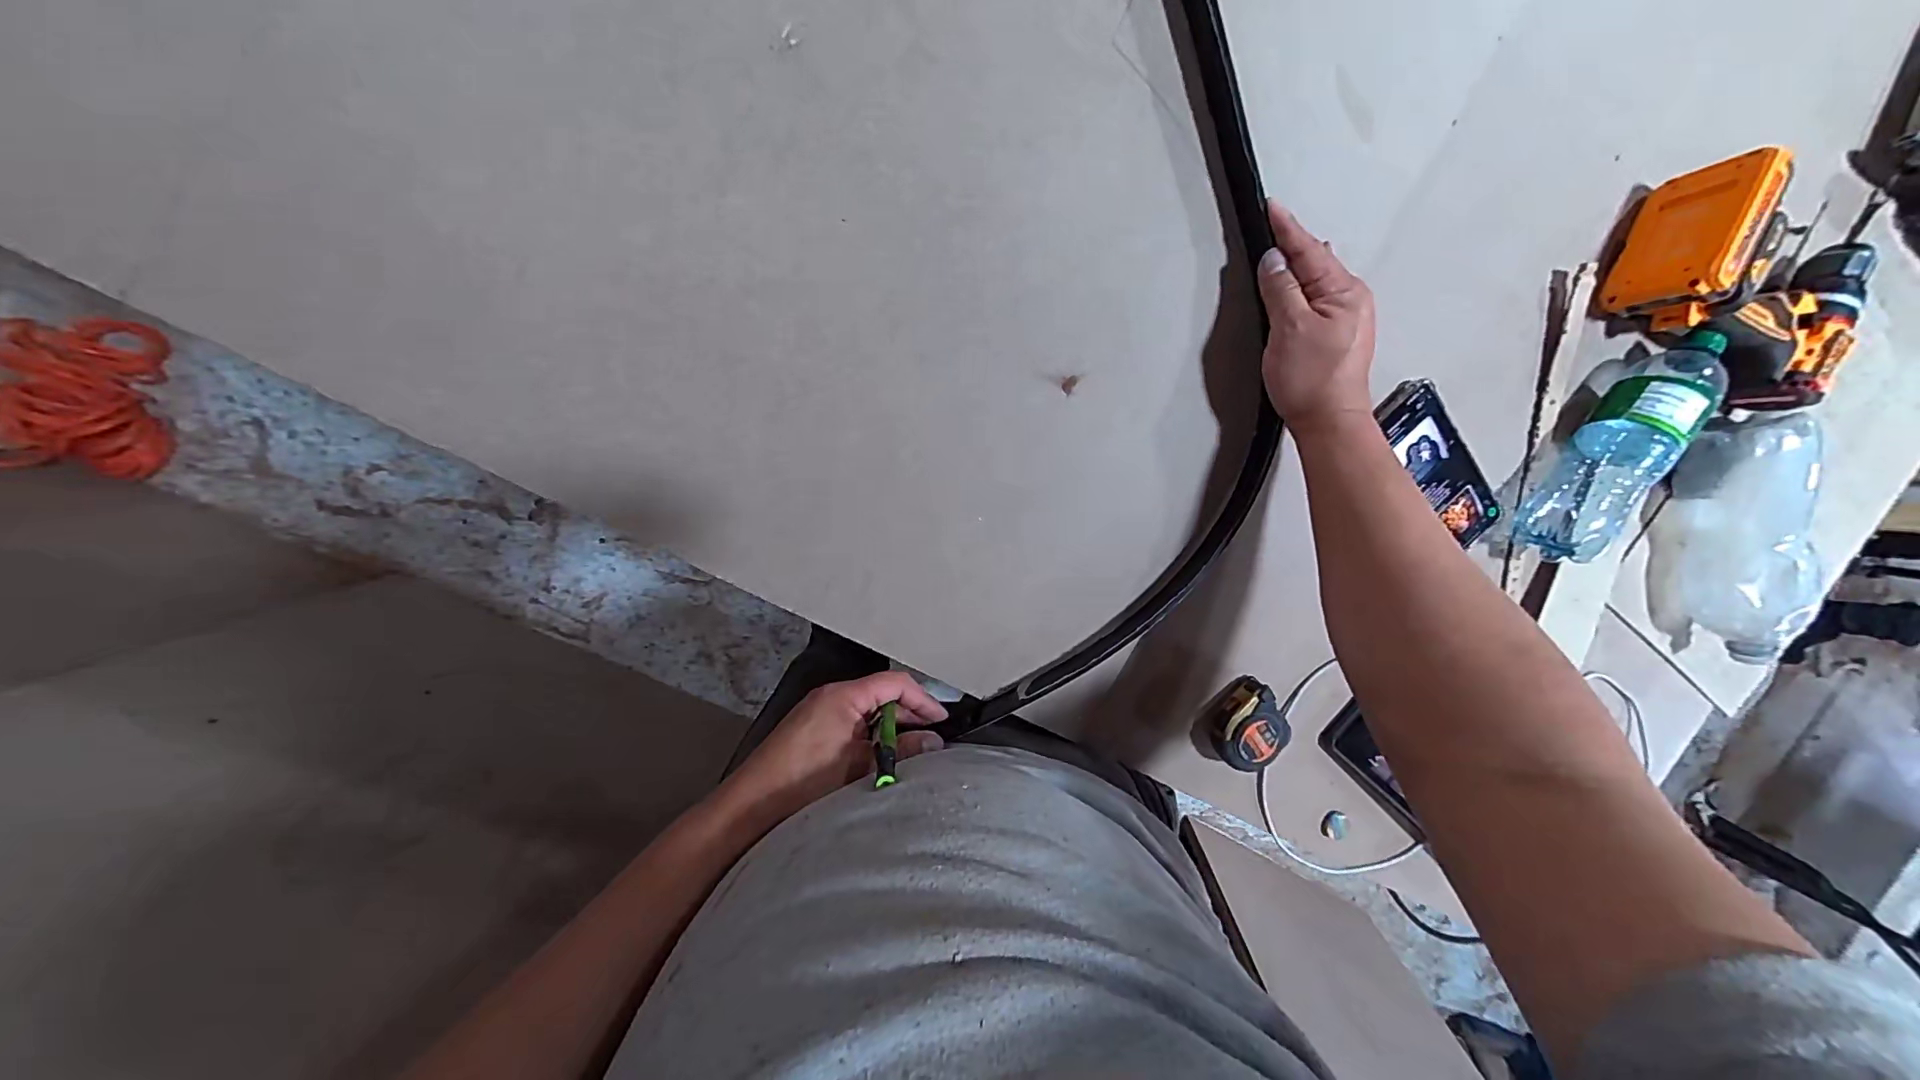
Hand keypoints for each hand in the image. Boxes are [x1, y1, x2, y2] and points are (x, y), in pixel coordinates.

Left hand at [724, 672, 947, 819]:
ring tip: (908, 755)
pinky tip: (878, 762)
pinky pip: (851, 727)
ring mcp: (818, 714)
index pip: (894, 683)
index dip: (922, 700)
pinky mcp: (811, 733)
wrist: (750, 809)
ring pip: (867, 713)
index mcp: (842, 696)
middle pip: (881, 695)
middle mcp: (829, 698)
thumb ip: (900, 750)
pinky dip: (870, 739)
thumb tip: (930, 742)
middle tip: (930, 741)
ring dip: (889, 731)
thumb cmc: (799, 785)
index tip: (940, 720)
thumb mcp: (860, 766)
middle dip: (908, 716)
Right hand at [1257, 200, 1376, 432]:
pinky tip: (1292, 292)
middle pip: (1315, 262)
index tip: (1273, 208)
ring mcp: (1345, 319)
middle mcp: (1351, 301)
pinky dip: (1300, 291)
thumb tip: (1273, 262)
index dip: (1287, 229)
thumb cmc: (1313, 382)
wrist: (1328, 420)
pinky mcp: (1335, 337)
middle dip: (1293, 245)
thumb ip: (1280, 290)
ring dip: (1296, 268)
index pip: (1308, 250)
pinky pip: (1316, 300)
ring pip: (1316, 282)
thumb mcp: (1289, 328)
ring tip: (1280, 253)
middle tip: (1274, 224)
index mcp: (1344, 292)